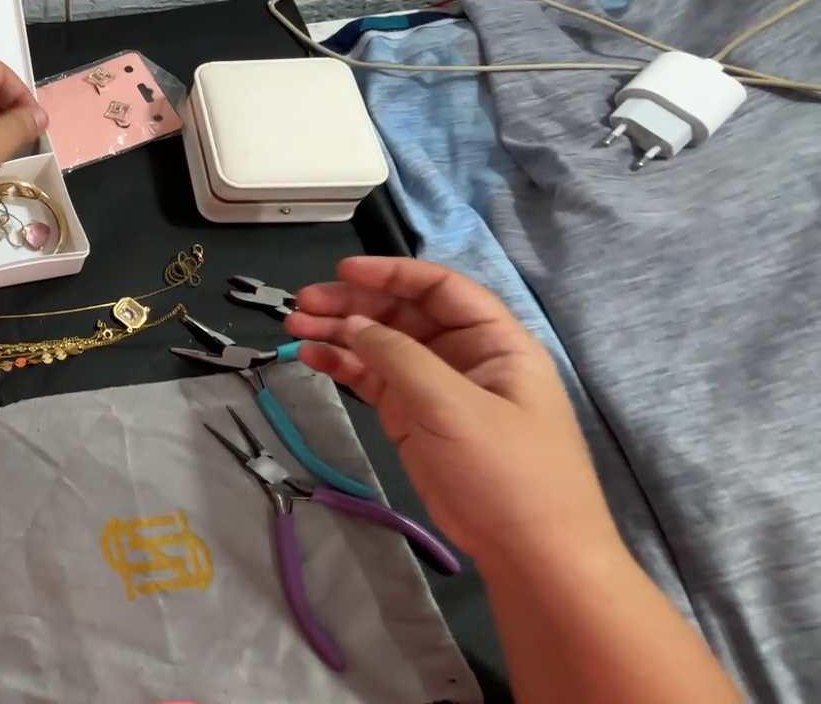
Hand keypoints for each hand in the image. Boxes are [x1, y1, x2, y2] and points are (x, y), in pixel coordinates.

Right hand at [284, 257, 620, 568]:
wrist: (530, 555)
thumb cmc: (509, 472)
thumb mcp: (454, 407)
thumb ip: (400, 357)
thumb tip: (350, 323)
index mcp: (494, 344)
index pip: (440, 289)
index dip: (392, 273)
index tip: (343, 271)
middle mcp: (462, 356)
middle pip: (399, 312)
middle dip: (350, 303)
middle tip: (302, 303)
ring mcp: (433, 386)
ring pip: (376, 342)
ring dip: (335, 331)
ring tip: (294, 327)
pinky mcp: (410, 413)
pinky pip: (368, 375)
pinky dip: (339, 363)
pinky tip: (310, 357)